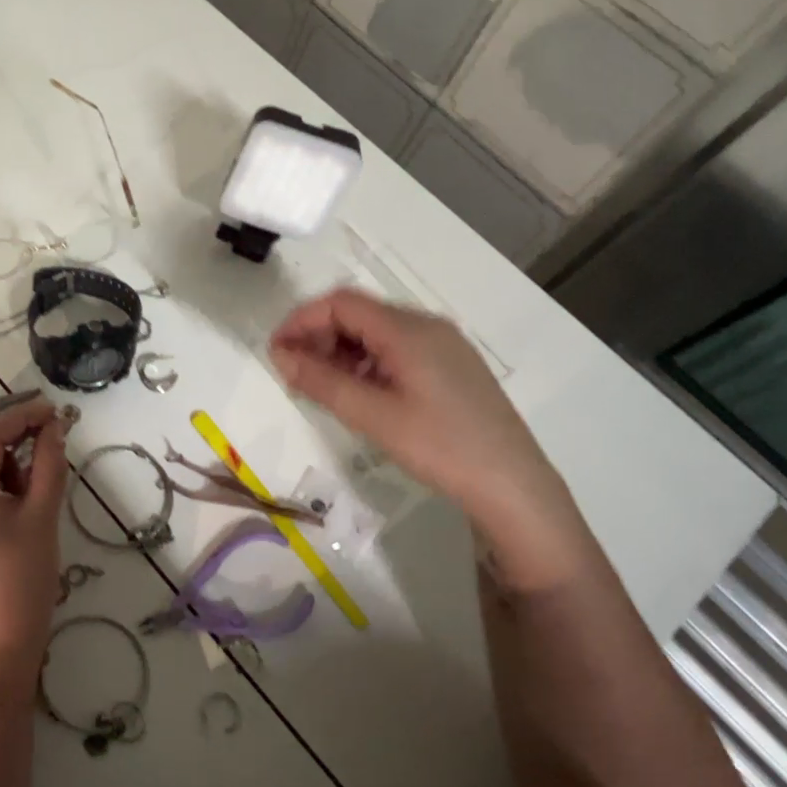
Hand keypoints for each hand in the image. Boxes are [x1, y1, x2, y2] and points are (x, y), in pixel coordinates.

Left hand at [0, 400, 67, 662]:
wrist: (3, 634)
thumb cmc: (25, 577)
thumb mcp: (42, 513)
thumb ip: (48, 462)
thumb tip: (56, 425)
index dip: (20, 417)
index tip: (53, 410)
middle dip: (11, 434)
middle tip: (50, 432)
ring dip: (1, 455)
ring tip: (32, 476)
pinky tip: (15, 489)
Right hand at [269, 288, 565, 528]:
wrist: (511, 483)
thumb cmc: (440, 446)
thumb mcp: (373, 416)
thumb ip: (322, 382)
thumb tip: (281, 356)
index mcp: (409, 329)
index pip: (341, 302)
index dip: (302, 321)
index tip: (275, 353)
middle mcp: (427, 326)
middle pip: (359, 314)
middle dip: (319, 337)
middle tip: (293, 375)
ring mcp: (443, 346)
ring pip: (377, 334)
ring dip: (341, 352)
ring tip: (319, 389)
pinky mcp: (450, 368)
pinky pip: (397, 351)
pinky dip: (366, 364)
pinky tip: (358, 395)